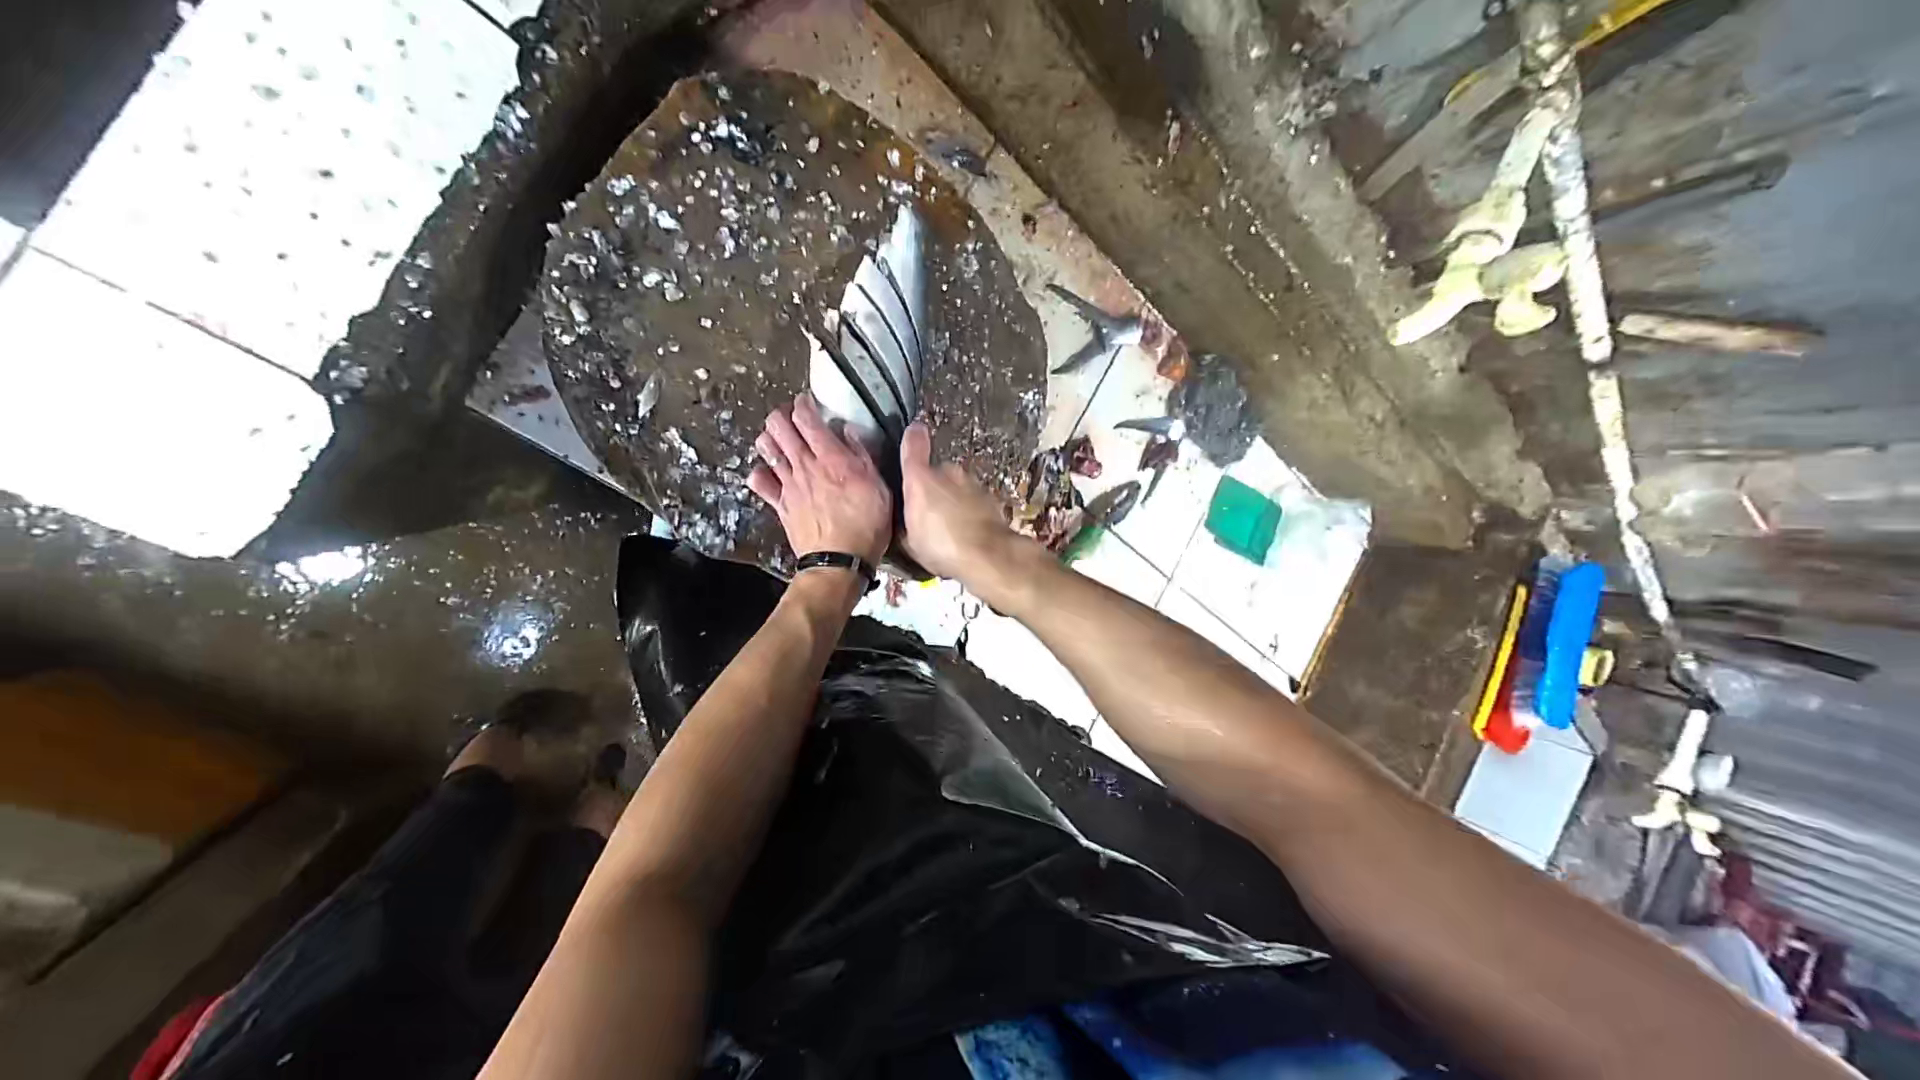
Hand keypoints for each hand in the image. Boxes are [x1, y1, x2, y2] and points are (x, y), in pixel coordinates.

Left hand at [748, 394, 892, 564]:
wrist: (839, 561)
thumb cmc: (866, 525)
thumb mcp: (879, 487)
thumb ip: (863, 456)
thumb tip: (849, 432)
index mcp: (830, 457)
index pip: (806, 417)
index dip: (804, 404)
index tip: (807, 402)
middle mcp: (804, 465)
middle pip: (778, 425)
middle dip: (782, 416)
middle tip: (792, 419)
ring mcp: (788, 485)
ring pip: (766, 447)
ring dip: (770, 439)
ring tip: (780, 441)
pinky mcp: (780, 505)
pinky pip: (759, 482)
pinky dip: (760, 473)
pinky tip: (768, 473)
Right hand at [898, 422, 1025, 581]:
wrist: (988, 555)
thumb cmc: (944, 546)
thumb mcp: (911, 541)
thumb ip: (906, 522)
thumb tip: (905, 522)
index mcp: (921, 480)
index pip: (914, 446)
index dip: (913, 438)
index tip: (914, 431)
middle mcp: (947, 473)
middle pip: (936, 473)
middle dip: (932, 489)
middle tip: (927, 513)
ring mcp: (971, 483)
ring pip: (956, 487)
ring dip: (952, 502)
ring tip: (947, 529)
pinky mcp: (989, 497)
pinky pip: (972, 501)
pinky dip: (969, 512)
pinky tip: (965, 533)